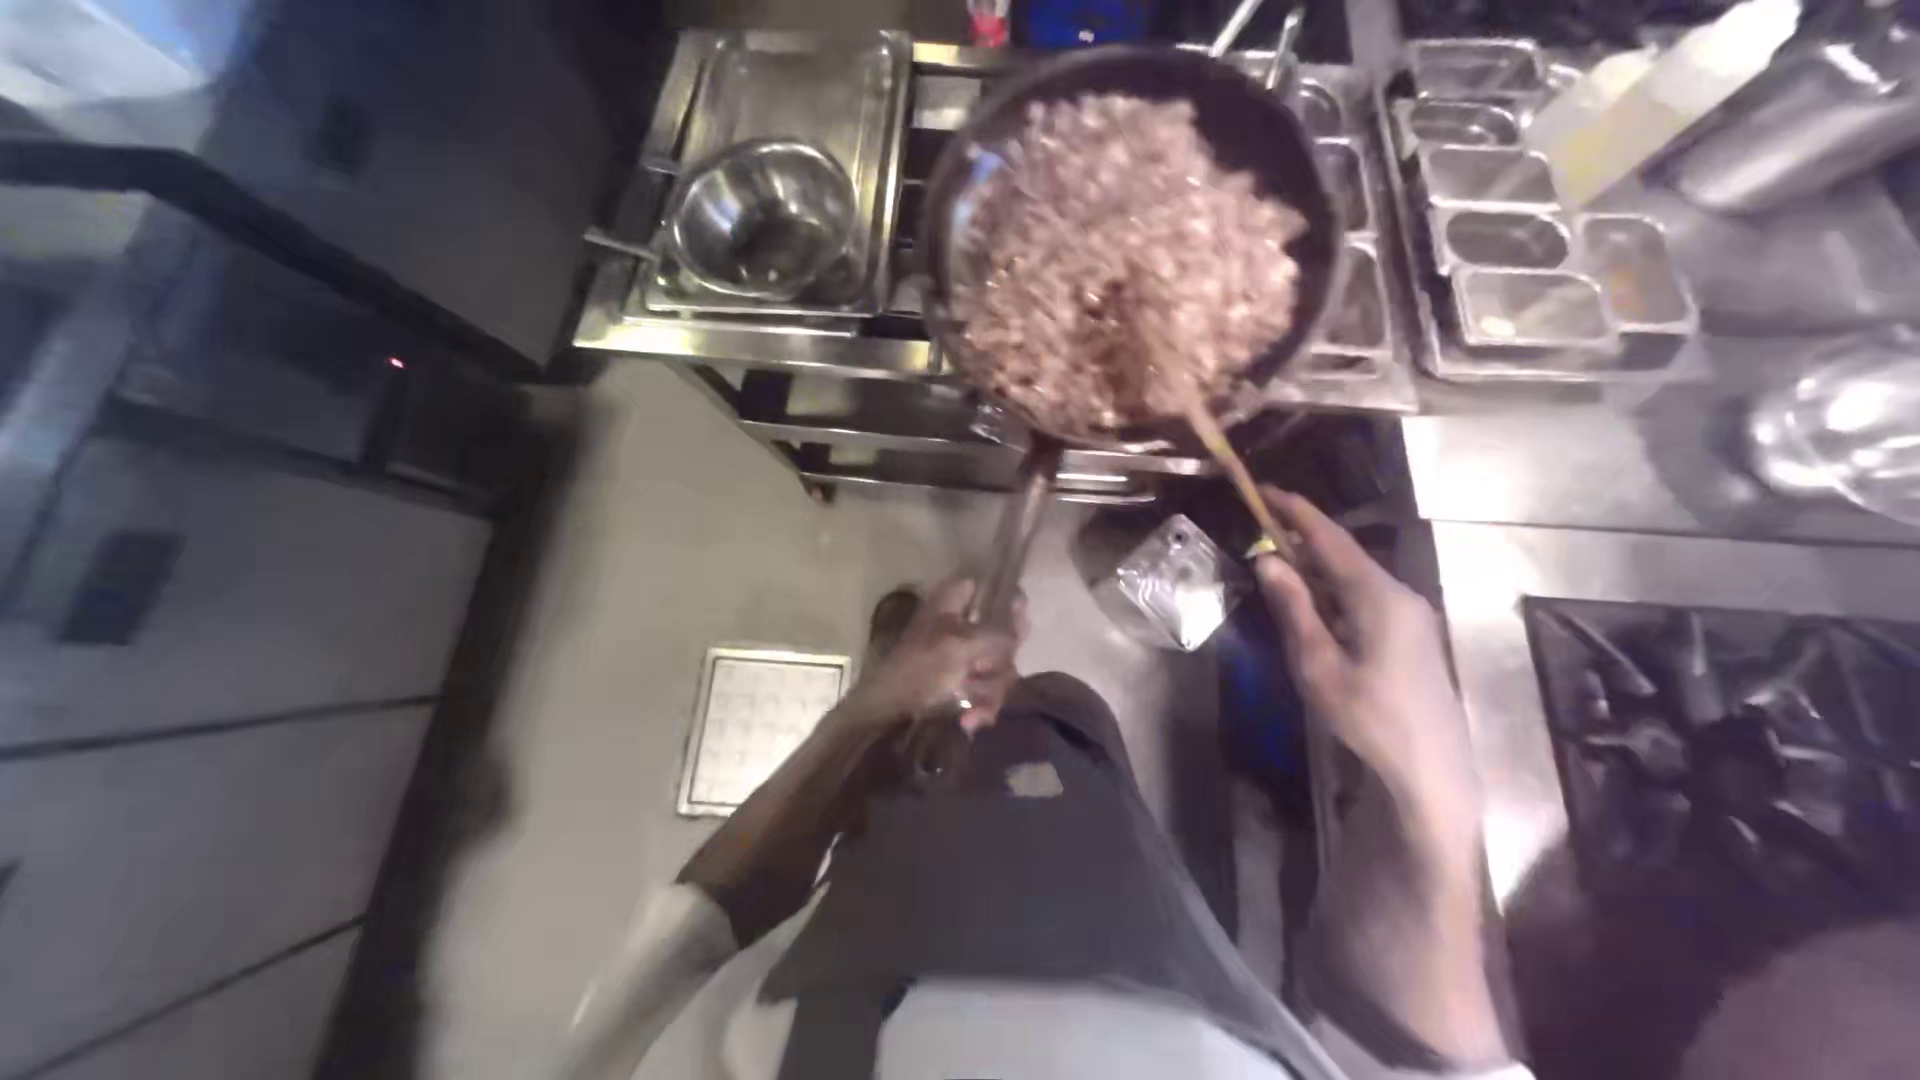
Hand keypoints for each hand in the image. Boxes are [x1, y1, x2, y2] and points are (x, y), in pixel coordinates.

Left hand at [837, 578, 1023, 734]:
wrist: (886, 717)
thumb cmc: (920, 670)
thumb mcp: (961, 645)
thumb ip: (998, 632)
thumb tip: (1021, 620)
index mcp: (950, 604)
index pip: (986, 586)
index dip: (1009, 601)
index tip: (1019, 621)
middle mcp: (958, 626)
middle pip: (1003, 634)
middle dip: (999, 663)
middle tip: (985, 671)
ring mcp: (960, 658)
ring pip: (998, 668)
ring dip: (991, 691)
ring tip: (974, 708)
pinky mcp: (961, 687)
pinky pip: (987, 692)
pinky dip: (982, 707)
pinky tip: (970, 721)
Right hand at [1252, 488, 1479, 853]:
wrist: (1430, 768)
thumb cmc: (1368, 717)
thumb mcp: (1317, 664)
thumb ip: (1294, 607)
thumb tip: (1267, 559)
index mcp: (1378, 596)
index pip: (1331, 539)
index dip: (1297, 511)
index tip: (1265, 490)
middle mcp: (1399, 594)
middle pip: (1344, 553)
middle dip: (1301, 537)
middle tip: (1260, 528)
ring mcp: (1409, 613)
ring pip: (1353, 575)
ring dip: (1314, 565)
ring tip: (1276, 562)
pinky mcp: (1409, 632)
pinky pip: (1363, 595)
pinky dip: (1331, 588)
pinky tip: (1310, 601)